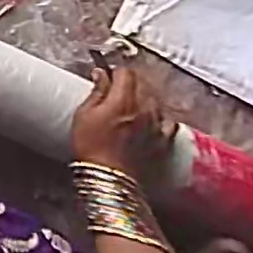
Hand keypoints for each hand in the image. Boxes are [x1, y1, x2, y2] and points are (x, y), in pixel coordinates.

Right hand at [71, 64, 174, 178]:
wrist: (108, 181)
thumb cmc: (90, 147)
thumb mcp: (83, 114)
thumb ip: (96, 91)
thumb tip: (101, 73)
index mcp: (123, 99)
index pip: (126, 72)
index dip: (116, 73)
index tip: (108, 79)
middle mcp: (145, 108)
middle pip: (143, 84)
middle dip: (130, 85)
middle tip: (116, 94)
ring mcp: (157, 125)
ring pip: (155, 101)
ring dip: (144, 101)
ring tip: (132, 110)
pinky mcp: (163, 141)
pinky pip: (168, 122)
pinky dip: (160, 119)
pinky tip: (151, 123)